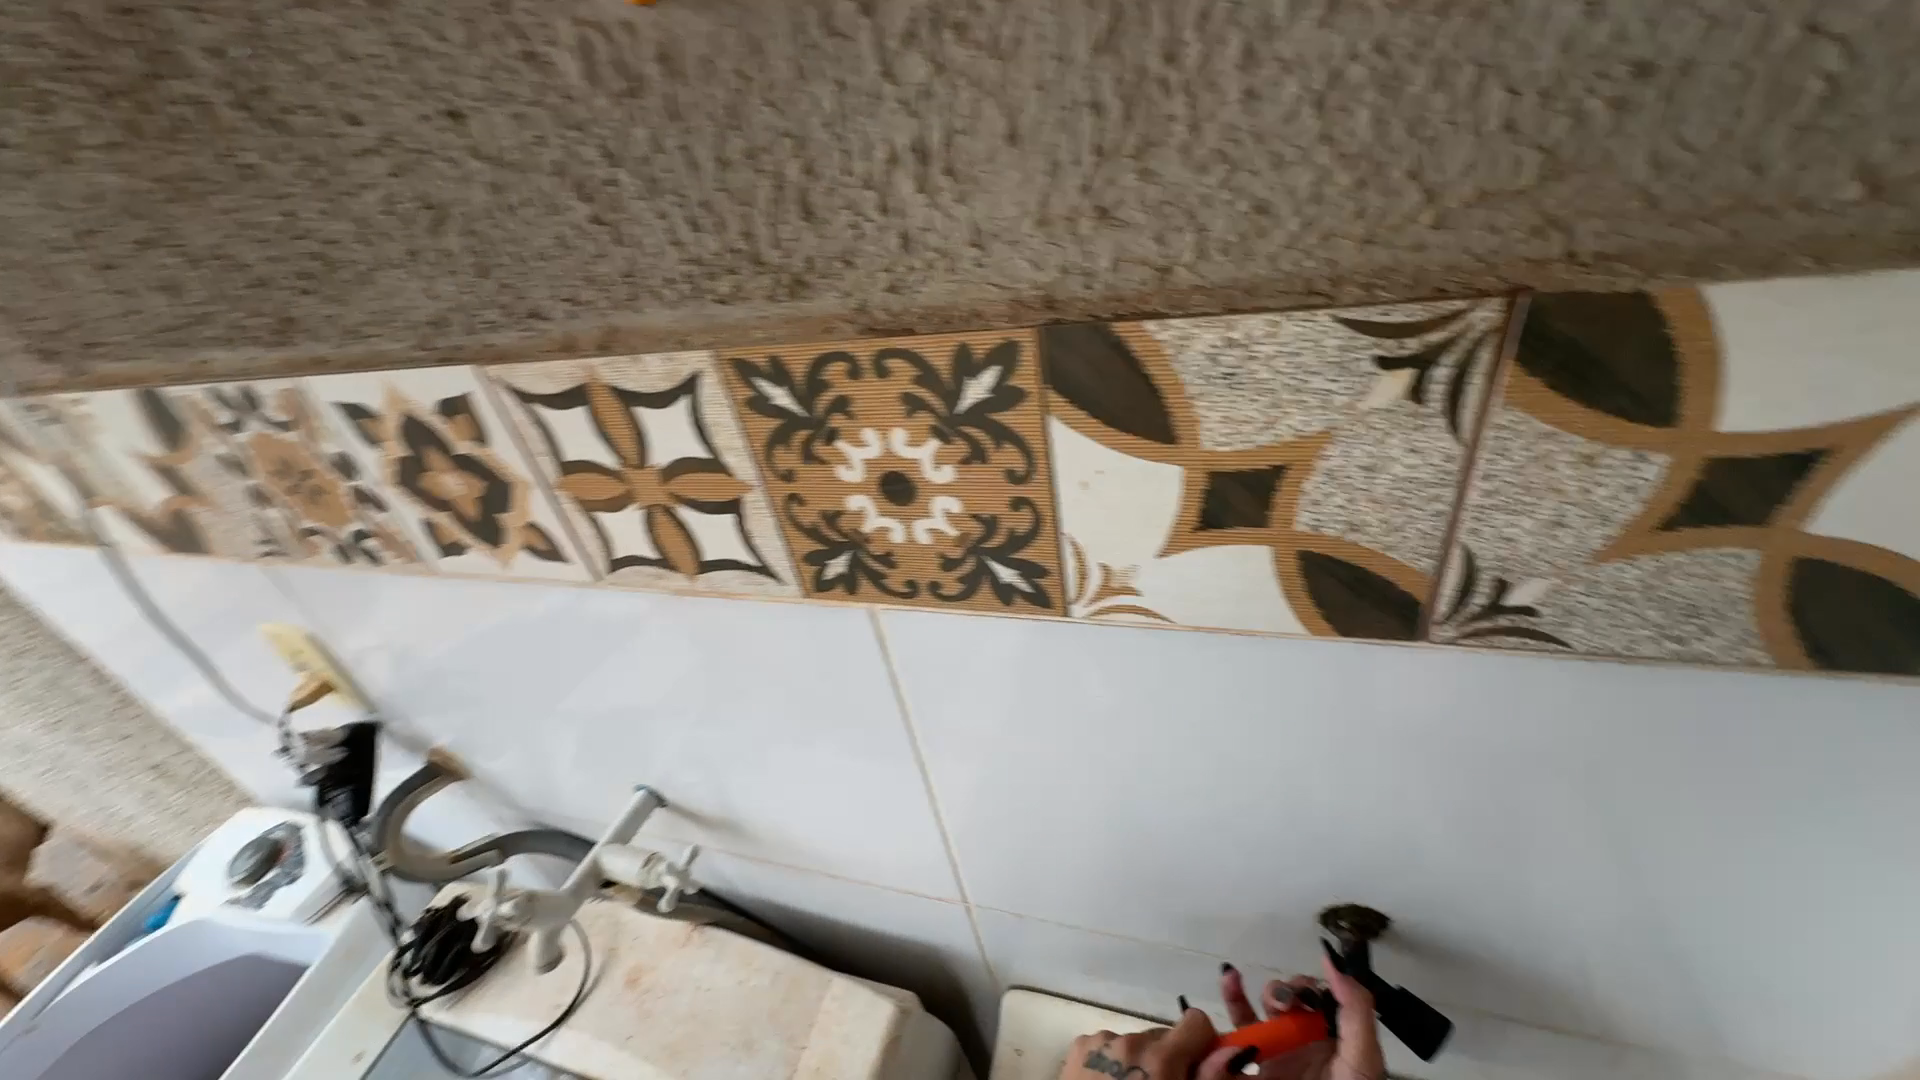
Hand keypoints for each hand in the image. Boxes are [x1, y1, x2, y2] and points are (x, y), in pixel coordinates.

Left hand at [1059, 1008, 1258, 1079]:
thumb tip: (1234, 1052)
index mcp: (1161, 1057)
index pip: (1196, 1022)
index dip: (1203, 1045)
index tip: (1201, 1070)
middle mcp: (1131, 1038)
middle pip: (1165, 1037)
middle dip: (1172, 1061)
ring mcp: (1101, 1040)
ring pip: (1137, 1043)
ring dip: (1143, 1064)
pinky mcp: (1078, 1046)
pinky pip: (1109, 1047)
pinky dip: (1116, 1064)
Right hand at [1218, 952, 1383, 1079]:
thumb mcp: (1363, 1059)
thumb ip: (1355, 1011)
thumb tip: (1332, 963)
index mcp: (1330, 1038)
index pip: (1317, 997)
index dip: (1309, 986)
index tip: (1306, 990)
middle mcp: (1300, 1041)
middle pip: (1284, 1000)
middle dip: (1282, 992)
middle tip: (1284, 1005)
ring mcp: (1273, 1051)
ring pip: (1254, 1010)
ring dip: (1247, 989)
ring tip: (1246, 987)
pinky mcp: (1248, 1062)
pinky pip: (1232, 1028)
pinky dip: (1229, 998)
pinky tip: (1229, 978)